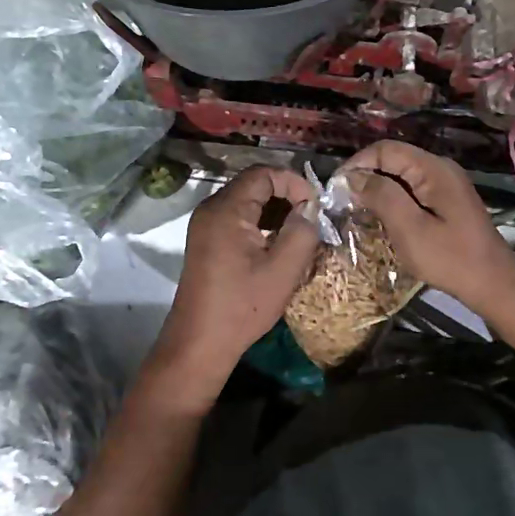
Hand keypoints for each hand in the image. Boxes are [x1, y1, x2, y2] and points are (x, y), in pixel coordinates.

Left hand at [159, 167, 320, 386]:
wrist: (200, 341)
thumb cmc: (242, 305)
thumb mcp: (283, 270)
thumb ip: (302, 232)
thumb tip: (310, 209)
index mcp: (226, 209)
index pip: (263, 174)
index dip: (293, 183)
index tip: (315, 207)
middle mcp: (211, 209)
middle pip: (253, 185)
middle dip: (286, 196)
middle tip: (311, 219)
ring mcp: (205, 225)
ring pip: (246, 201)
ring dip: (274, 210)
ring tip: (299, 232)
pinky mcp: (205, 241)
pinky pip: (236, 218)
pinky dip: (260, 222)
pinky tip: (277, 244)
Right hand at [341, 141, 514, 308]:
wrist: (492, 283)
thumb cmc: (450, 258)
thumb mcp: (410, 228)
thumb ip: (382, 196)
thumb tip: (354, 177)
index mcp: (433, 169)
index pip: (386, 149)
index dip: (358, 163)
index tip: (337, 188)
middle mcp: (440, 168)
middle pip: (393, 159)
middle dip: (365, 176)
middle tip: (343, 201)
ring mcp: (445, 184)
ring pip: (401, 175)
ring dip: (377, 188)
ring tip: (356, 209)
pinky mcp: (446, 200)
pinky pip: (412, 189)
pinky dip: (392, 198)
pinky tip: (381, 217)